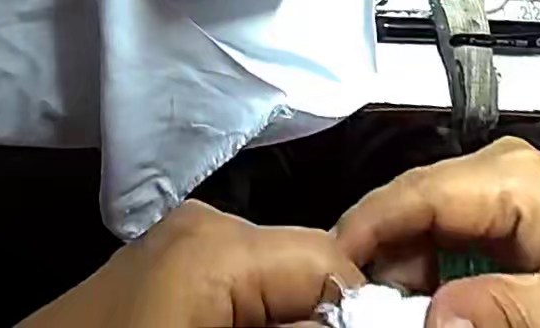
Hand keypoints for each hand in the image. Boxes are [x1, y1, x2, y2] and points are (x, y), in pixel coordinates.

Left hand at [20, 200, 363, 327]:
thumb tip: (368, 324)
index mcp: (217, 243)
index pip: (328, 260)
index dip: (363, 313)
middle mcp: (205, 222)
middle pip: (303, 265)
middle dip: (326, 320)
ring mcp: (183, 237)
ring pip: (274, 276)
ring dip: (292, 321)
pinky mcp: (170, 259)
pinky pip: (238, 283)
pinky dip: (257, 317)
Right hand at [333, 138, 539, 327]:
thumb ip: (504, 313)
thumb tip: (426, 318)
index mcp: (512, 175)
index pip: (415, 192)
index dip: (367, 228)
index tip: (331, 271)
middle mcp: (497, 173)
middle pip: (413, 207)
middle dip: (381, 255)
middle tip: (353, 302)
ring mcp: (502, 198)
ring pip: (424, 228)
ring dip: (402, 271)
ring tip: (383, 306)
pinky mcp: (509, 227)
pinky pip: (449, 246)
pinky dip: (429, 278)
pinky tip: (424, 305)